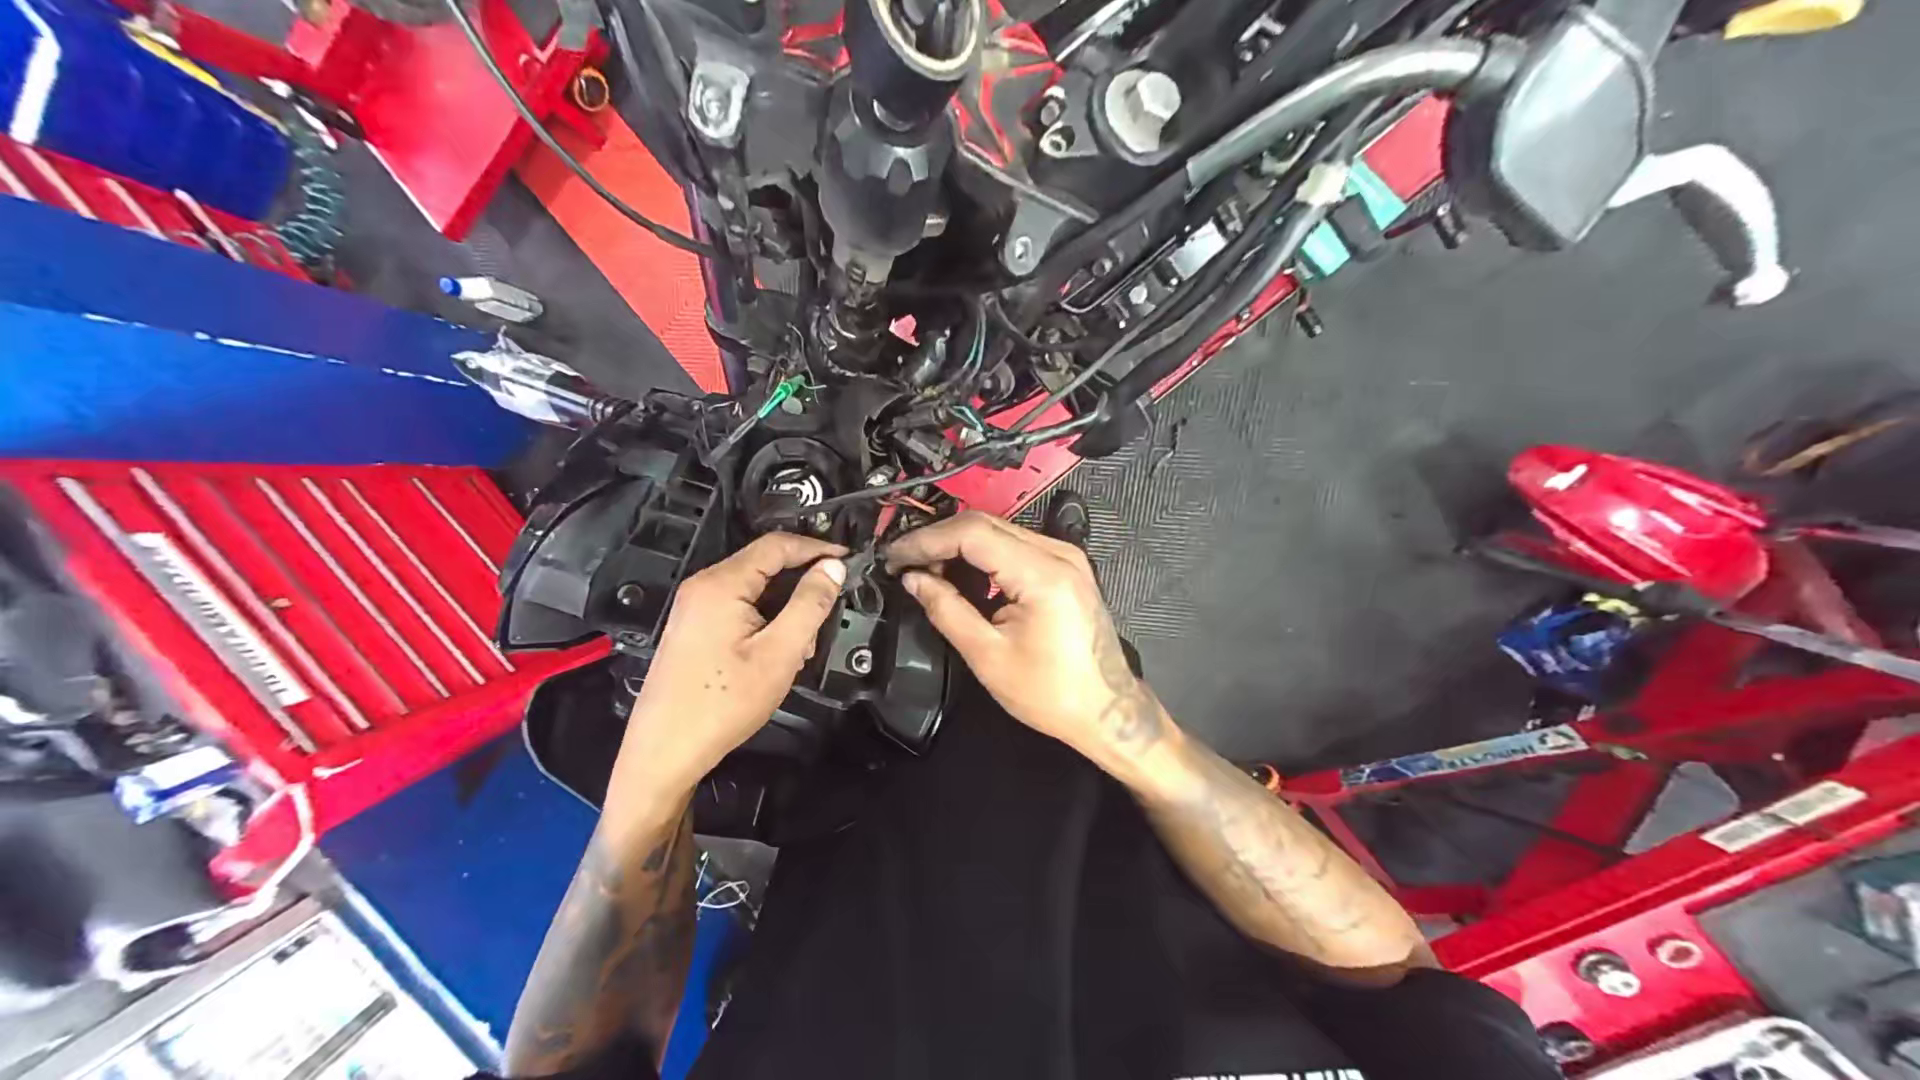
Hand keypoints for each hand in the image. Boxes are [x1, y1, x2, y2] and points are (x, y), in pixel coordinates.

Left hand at [623, 533, 846, 785]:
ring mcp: (695, 607)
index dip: (817, 548)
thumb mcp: (780, 652)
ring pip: (755, 589)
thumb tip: (832, 567)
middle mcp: (703, 586)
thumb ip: (810, 604)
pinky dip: (767, 619)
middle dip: (803, 582)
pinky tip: (779, 651)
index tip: (848, 560)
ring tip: (806, 642)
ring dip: (787, 606)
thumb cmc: (724, 702)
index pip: (778, 545)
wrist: (666, 750)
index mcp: (722, 584)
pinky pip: (739, 607)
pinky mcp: (694, 628)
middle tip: (831, 607)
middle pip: (765, 564)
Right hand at [886, 512, 1165, 767]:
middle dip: (936, 538)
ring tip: (925, 569)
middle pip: (983, 522)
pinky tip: (959, 572)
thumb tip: (914, 580)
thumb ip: (946, 610)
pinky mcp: (1064, 567)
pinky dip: (980, 553)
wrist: (1106, 709)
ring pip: (997, 529)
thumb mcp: (988, 656)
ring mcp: (1065, 557)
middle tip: (904, 561)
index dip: (925, 540)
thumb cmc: (1054, 693)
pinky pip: (1013, 545)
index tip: (895, 556)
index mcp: (1042, 574)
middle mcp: (1059, 555)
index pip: (971, 532)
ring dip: (957, 544)